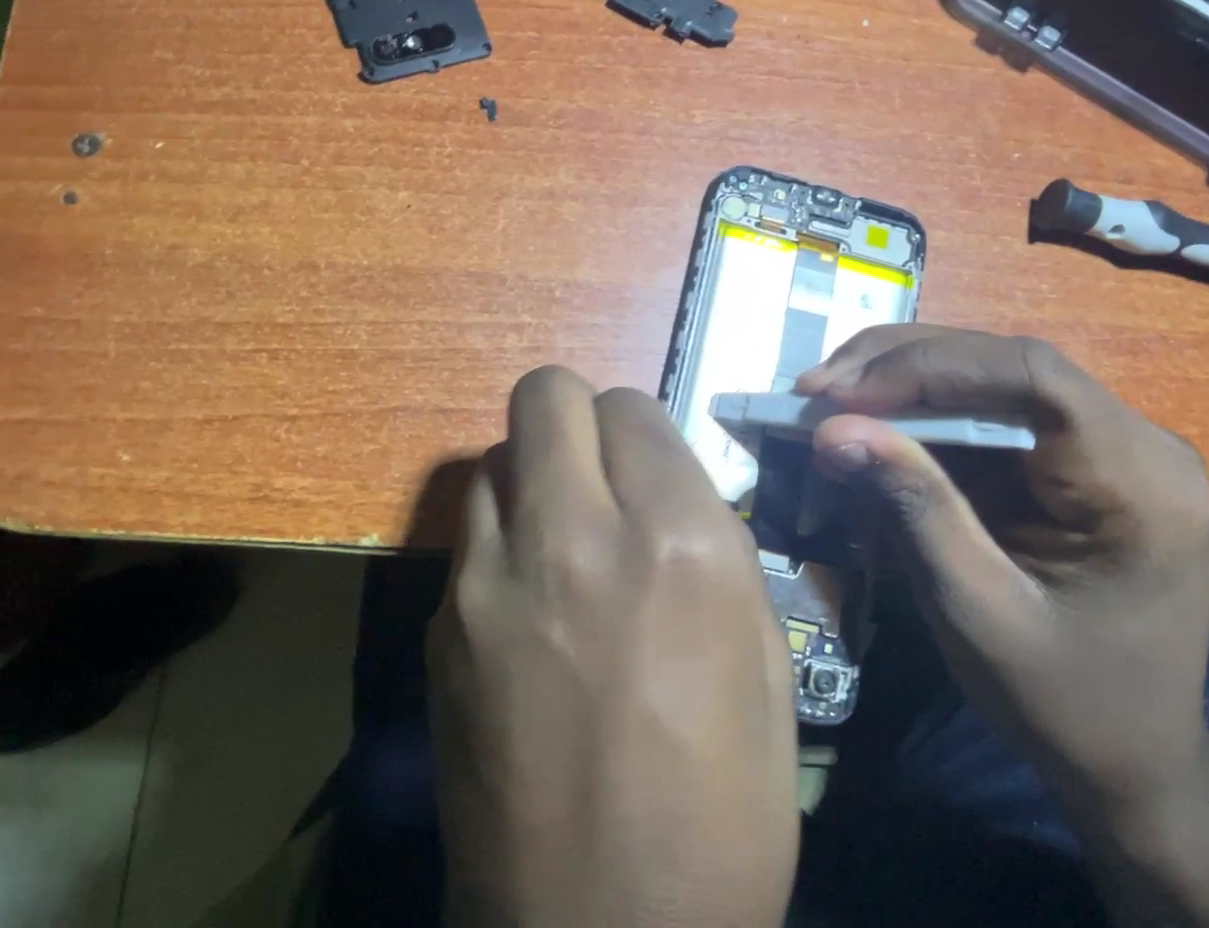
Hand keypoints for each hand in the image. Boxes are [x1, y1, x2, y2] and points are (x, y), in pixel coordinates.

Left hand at [427, 367, 797, 927]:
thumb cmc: (722, 813)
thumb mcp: (767, 668)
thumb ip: (715, 556)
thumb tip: (671, 502)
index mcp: (678, 544)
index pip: (633, 407)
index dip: (641, 430)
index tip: (647, 467)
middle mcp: (576, 535)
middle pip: (545, 395)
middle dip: (574, 416)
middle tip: (598, 471)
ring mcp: (492, 578)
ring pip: (492, 457)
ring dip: (531, 476)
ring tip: (559, 537)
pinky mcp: (442, 625)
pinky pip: (468, 536)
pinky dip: (499, 540)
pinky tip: (526, 601)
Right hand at [800, 326, 1208, 927]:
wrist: (1132, 764)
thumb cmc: (1063, 703)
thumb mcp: (976, 610)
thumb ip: (913, 507)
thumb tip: (832, 427)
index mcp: (1138, 480)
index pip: (1030, 375)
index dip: (922, 367)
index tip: (835, 393)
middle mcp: (1137, 443)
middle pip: (1009, 366)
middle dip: (901, 368)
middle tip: (813, 391)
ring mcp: (1111, 450)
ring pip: (995, 382)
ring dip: (905, 388)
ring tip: (828, 403)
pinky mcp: (1078, 466)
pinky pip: (994, 420)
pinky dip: (925, 421)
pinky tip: (873, 428)